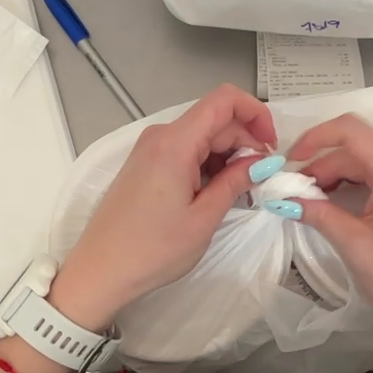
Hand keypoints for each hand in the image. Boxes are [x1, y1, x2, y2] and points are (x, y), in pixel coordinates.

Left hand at [53, 85, 277, 330]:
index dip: (256, 114)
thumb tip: (263, 162)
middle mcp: (160, 136)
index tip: (271, 146)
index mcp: (175, 143)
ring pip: (202, 135)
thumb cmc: (152, 250)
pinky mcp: (145, 164)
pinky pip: (186, 150)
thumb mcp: (204, 218)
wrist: (100, 271)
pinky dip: (208, 164)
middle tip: (261, 179)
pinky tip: (215, 193)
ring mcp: (150, 149)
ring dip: (227, 155)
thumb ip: (236, 182)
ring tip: (239, 192)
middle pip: (215, 119)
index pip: (225, 100)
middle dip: (245, 142)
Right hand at [284, 114, 372, 344]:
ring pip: (372, 163)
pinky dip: (360, 185)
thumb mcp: (354, 244)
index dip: (314, 137)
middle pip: (359, 149)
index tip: (290, 160)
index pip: (350, 130)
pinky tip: (341, 207)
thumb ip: (319, 214)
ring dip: (340, 176)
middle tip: (295, 193)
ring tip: (313, 203)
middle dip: (323, 165)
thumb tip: (286, 200)